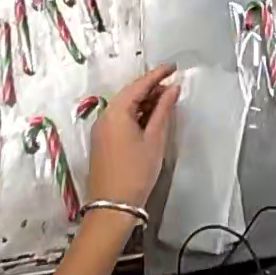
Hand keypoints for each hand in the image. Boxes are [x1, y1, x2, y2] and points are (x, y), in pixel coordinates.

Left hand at [85, 63, 180, 208]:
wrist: (112, 208)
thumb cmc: (136, 172)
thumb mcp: (155, 140)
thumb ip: (164, 110)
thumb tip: (173, 88)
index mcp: (117, 112)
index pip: (139, 85)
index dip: (158, 74)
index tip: (174, 66)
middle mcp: (105, 116)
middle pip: (130, 94)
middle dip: (152, 88)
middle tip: (174, 87)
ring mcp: (101, 129)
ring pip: (126, 106)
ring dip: (145, 102)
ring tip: (166, 102)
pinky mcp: (102, 141)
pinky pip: (121, 118)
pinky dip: (137, 114)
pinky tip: (152, 118)